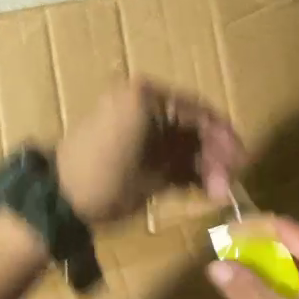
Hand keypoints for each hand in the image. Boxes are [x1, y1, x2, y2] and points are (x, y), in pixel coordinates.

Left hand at [55, 81, 245, 224]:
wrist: (55, 202)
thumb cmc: (107, 183)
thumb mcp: (156, 178)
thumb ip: (195, 171)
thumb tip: (226, 180)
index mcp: (146, 96)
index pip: (200, 113)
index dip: (226, 140)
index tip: (244, 162)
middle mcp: (138, 98)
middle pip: (189, 124)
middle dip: (212, 156)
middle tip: (228, 184)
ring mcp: (127, 116)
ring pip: (176, 136)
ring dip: (197, 163)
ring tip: (214, 191)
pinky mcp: (120, 136)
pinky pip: (157, 144)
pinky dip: (176, 164)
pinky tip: (196, 187)